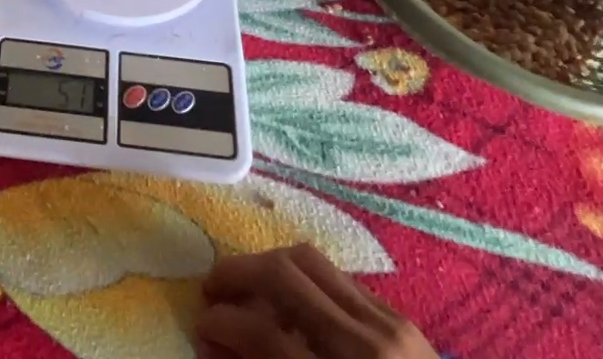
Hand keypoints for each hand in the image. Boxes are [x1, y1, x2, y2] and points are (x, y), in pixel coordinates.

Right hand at [196, 245, 431, 358]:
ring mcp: (389, 325)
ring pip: (309, 260)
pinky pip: (338, 278)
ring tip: (248, 289)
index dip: (221, 325)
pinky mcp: (402, 320)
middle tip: (213, 292)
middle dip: (236, 275)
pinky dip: (303, 282)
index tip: (201, 328)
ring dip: (267, 268)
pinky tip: (291, 305)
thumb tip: (214, 343)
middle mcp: (366, 343)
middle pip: (283, 274)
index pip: (264, 332)